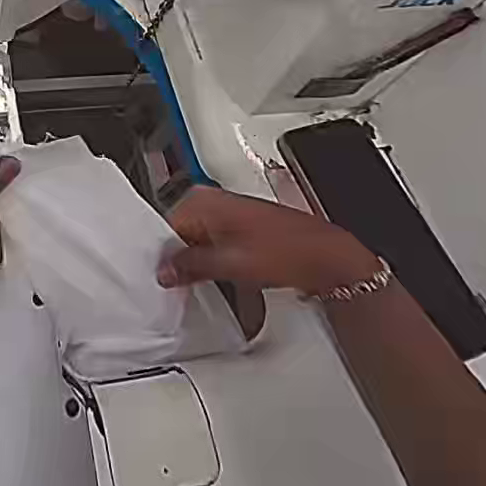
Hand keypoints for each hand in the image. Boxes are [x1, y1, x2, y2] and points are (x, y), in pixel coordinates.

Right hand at [157, 186, 380, 295]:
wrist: (325, 256)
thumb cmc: (289, 249)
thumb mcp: (231, 264)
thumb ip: (191, 266)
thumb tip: (165, 270)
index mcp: (203, 199)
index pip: (164, 228)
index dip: (162, 257)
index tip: (161, 278)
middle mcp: (213, 200)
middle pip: (177, 234)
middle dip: (178, 260)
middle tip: (180, 285)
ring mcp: (226, 213)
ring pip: (193, 241)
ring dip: (194, 263)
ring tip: (203, 283)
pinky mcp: (237, 226)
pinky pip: (210, 243)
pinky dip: (209, 261)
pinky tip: (217, 278)